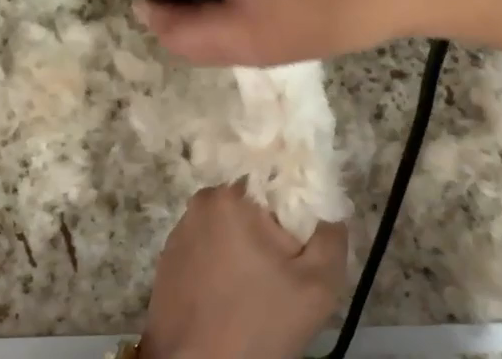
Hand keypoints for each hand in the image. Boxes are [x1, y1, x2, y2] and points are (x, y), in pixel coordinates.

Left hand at [141, 182, 348, 358]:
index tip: (306, 239)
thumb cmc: (258, 322)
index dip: (298, 207)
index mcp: (232, 197)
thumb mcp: (317, 285)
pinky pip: (209, 248)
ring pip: (230, 228)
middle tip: (287, 273)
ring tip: (261, 290)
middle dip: (273, 233)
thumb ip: (331, 236)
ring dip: (248, 250)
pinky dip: (225, 265)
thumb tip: (330, 208)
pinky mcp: (170, 256)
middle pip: (253, 205)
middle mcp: (201, 202)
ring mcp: (180, 229)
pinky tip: (235, 297)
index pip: (276, 180)